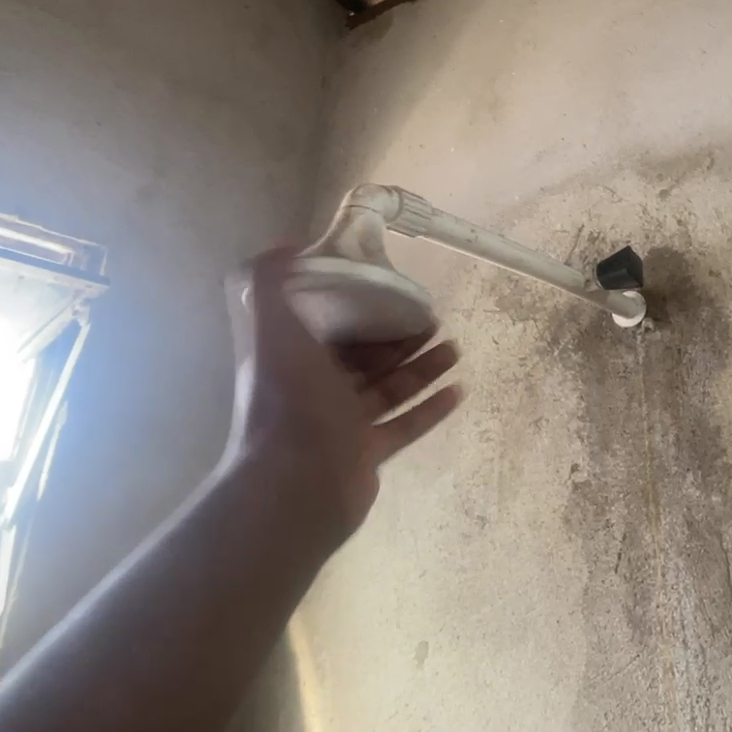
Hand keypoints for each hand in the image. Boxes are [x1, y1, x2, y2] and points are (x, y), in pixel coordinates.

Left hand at [222, 244, 462, 543]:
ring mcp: (342, 424)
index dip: (358, 308)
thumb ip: (271, 285)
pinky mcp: (366, 453)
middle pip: (365, 356)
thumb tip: (285, 243)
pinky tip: (459, 391)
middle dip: (400, 336)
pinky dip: (431, 408)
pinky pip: (405, 425)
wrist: (296, 488)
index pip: (329, 325)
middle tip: (434, 321)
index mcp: (295, 359)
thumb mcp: (274, 333)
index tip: (391, 291)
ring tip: (455, 350)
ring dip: (422, 368)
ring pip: (389, 387)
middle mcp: (316, 389)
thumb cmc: (290, 405)